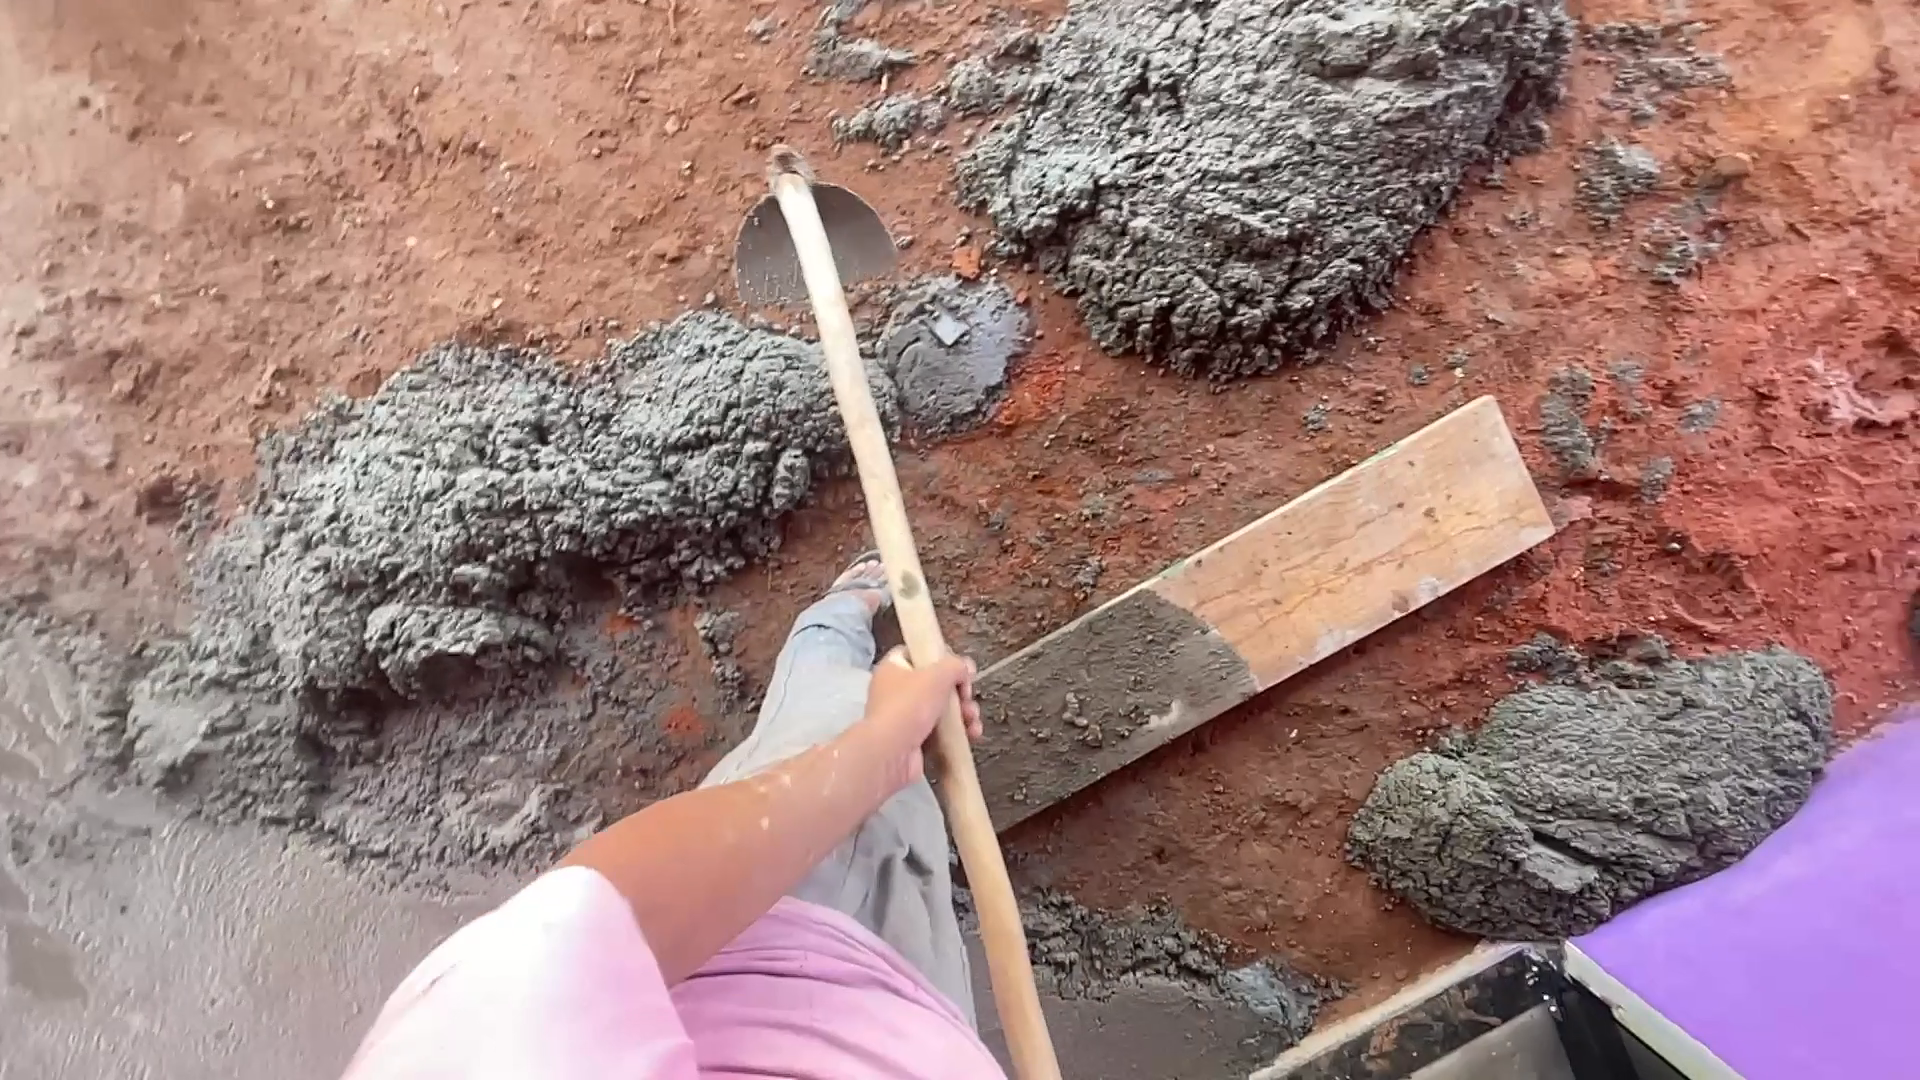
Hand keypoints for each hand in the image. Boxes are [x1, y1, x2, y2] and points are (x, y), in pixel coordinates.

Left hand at [858, 647, 981, 789]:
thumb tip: (966, 667)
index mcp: (894, 668)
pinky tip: (972, 735)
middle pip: (936, 684)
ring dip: (963, 713)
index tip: (960, 668)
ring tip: (972, 720)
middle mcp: (896, 691)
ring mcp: (904, 718)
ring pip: (941, 709)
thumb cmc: (909, 706)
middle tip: (967, 698)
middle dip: (959, 692)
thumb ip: (955, 666)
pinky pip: (941, 732)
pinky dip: (957, 732)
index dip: (941, 657)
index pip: (919, 654)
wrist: (891, 753)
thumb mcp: (937, 675)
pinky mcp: (914, 741)